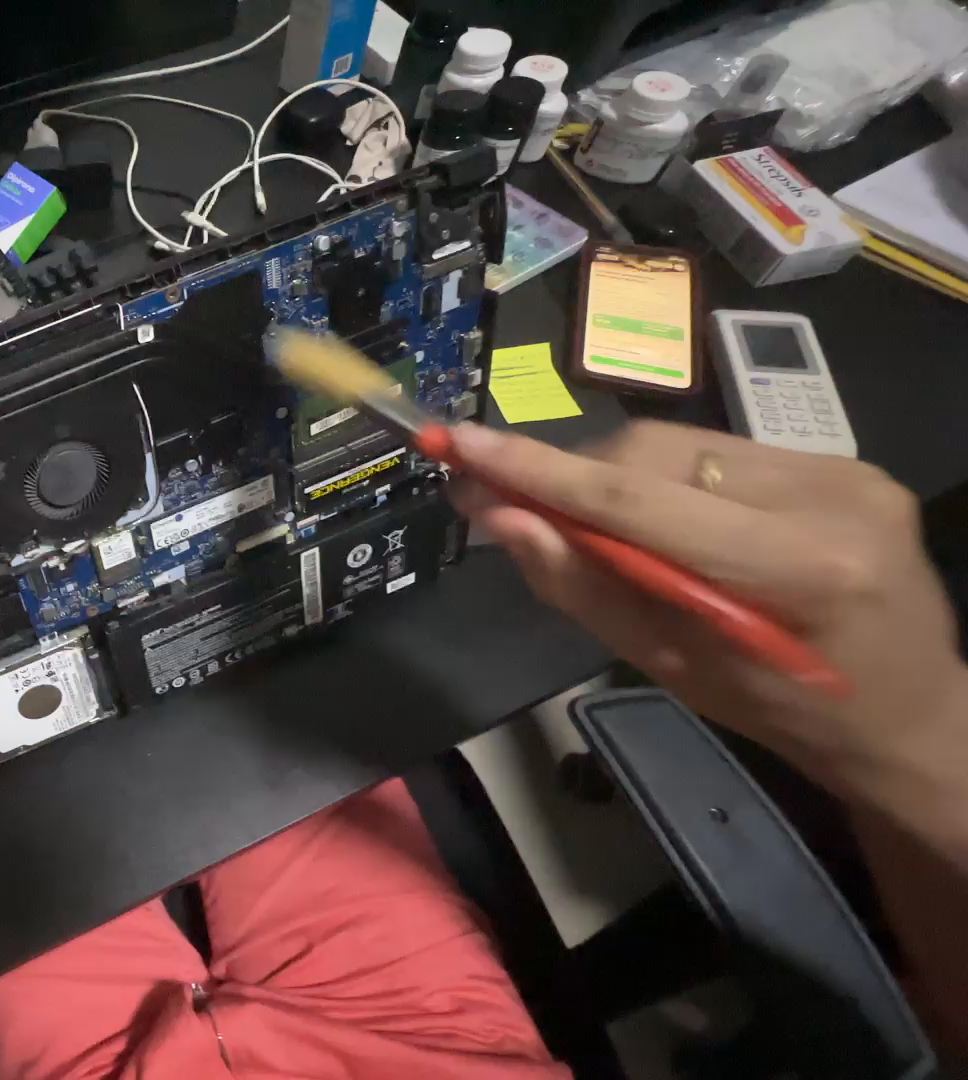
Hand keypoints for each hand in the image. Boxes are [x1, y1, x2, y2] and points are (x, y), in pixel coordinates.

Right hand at [446, 420, 967, 796]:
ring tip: (591, 522)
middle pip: (646, 455)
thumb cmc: (771, 705)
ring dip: (606, 476)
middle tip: (512, 507)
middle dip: (566, 476)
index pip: (630, 498)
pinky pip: (705, 450)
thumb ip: (577, 582)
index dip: (534, 469)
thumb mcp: (659, 658)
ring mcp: (841, 471)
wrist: (907, 710)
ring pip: (670, 444)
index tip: (458, 442)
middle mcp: (826, 497)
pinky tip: (653, 517)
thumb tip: (499, 518)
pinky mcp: (840, 463)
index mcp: (789, 567)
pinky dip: (652, 478)